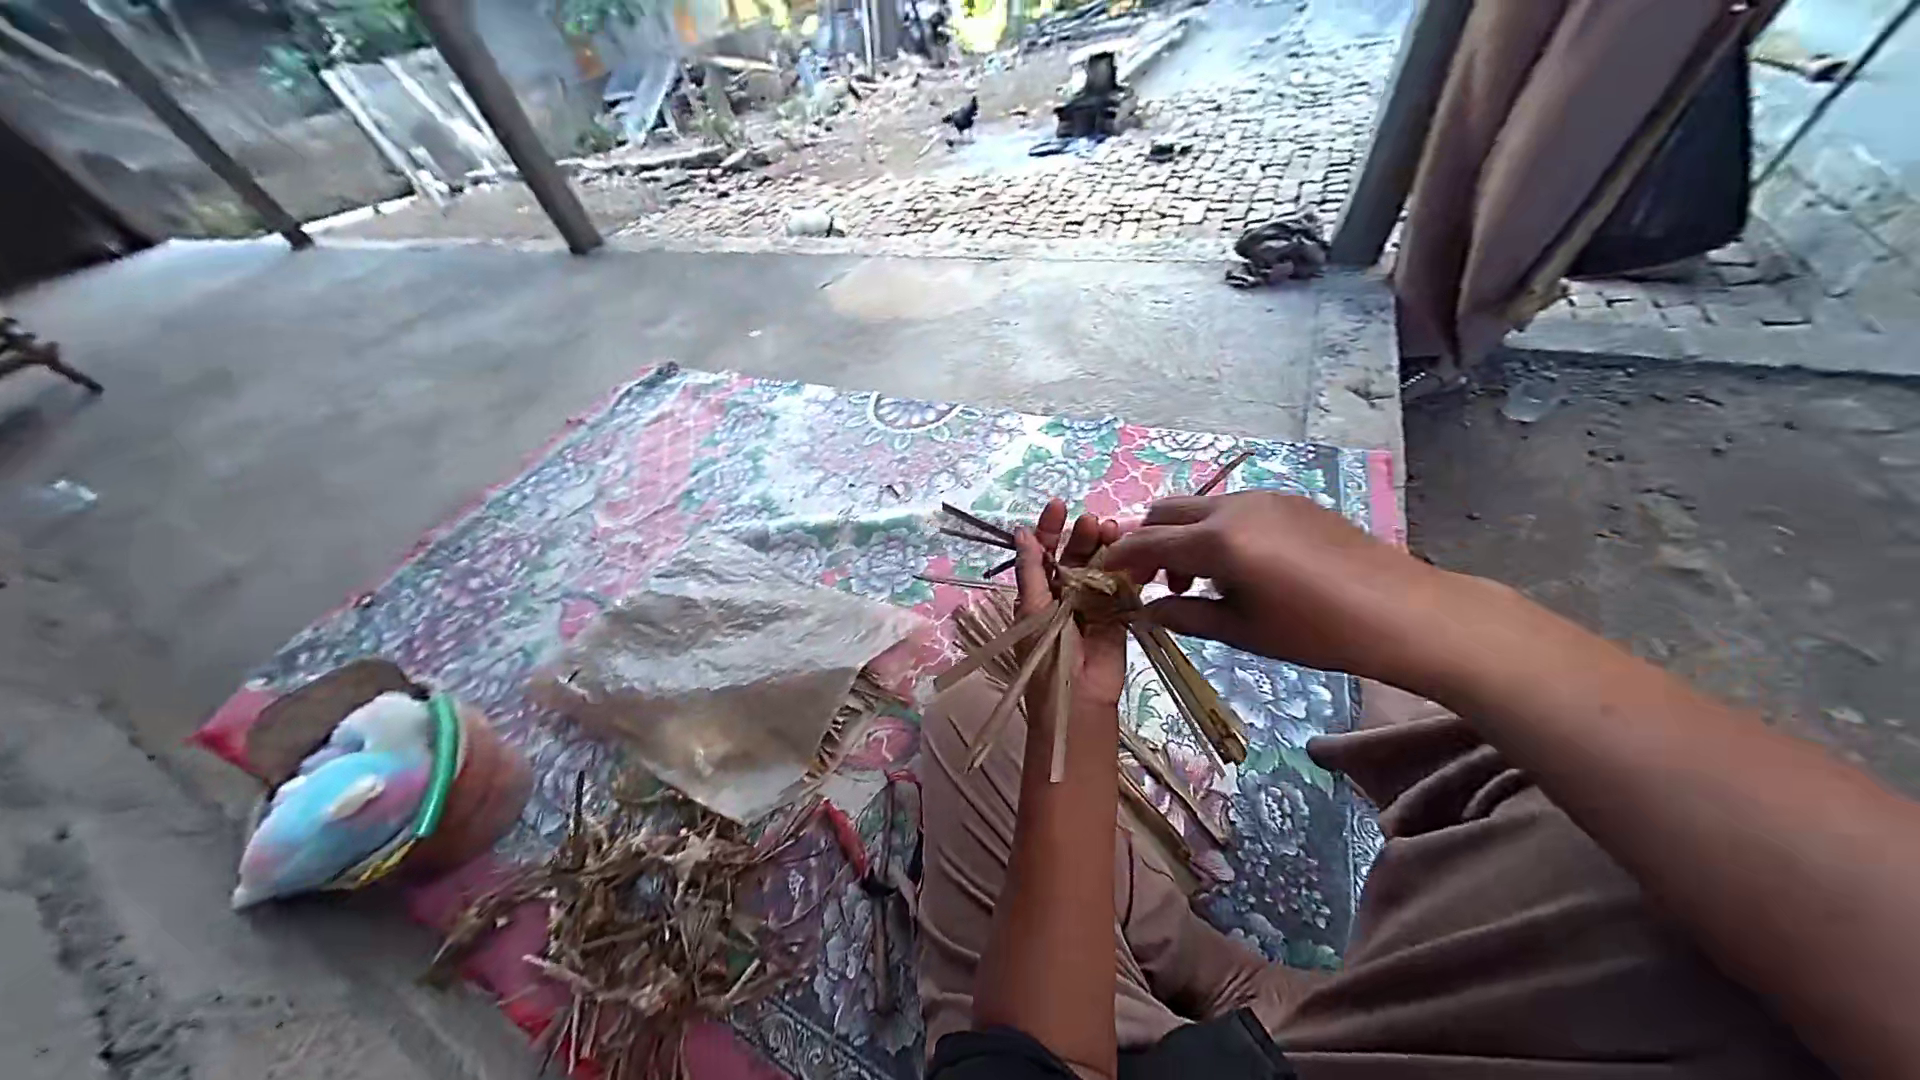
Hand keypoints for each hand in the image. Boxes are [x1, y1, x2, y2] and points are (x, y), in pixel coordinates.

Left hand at [1015, 499, 1127, 707]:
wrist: (1077, 698)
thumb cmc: (1045, 655)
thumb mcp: (1032, 608)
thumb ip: (1031, 570)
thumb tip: (1021, 531)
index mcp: (1038, 591)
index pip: (1044, 552)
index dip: (1050, 528)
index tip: (1059, 505)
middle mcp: (1065, 593)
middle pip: (1075, 555)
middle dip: (1082, 536)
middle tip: (1093, 522)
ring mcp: (1092, 603)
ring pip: (1101, 566)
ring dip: (1106, 547)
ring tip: (1112, 531)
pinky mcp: (1117, 615)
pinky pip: (1123, 586)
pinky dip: (1129, 568)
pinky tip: (1135, 553)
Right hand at [1102, 491, 1476, 685]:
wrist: (1404, 612)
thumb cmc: (1316, 631)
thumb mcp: (1241, 631)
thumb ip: (1185, 615)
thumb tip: (1146, 611)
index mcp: (1218, 541)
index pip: (1147, 542)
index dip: (1120, 559)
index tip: (1107, 578)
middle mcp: (1233, 507)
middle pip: (1165, 511)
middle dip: (1147, 542)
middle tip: (1152, 581)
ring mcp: (1263, 498)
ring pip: (1198, 507)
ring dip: (1181, 537)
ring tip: (1196, 581)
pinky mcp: (1287, 501)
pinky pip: (1231, 508)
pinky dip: (1213, 531)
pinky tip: (1236, 566)